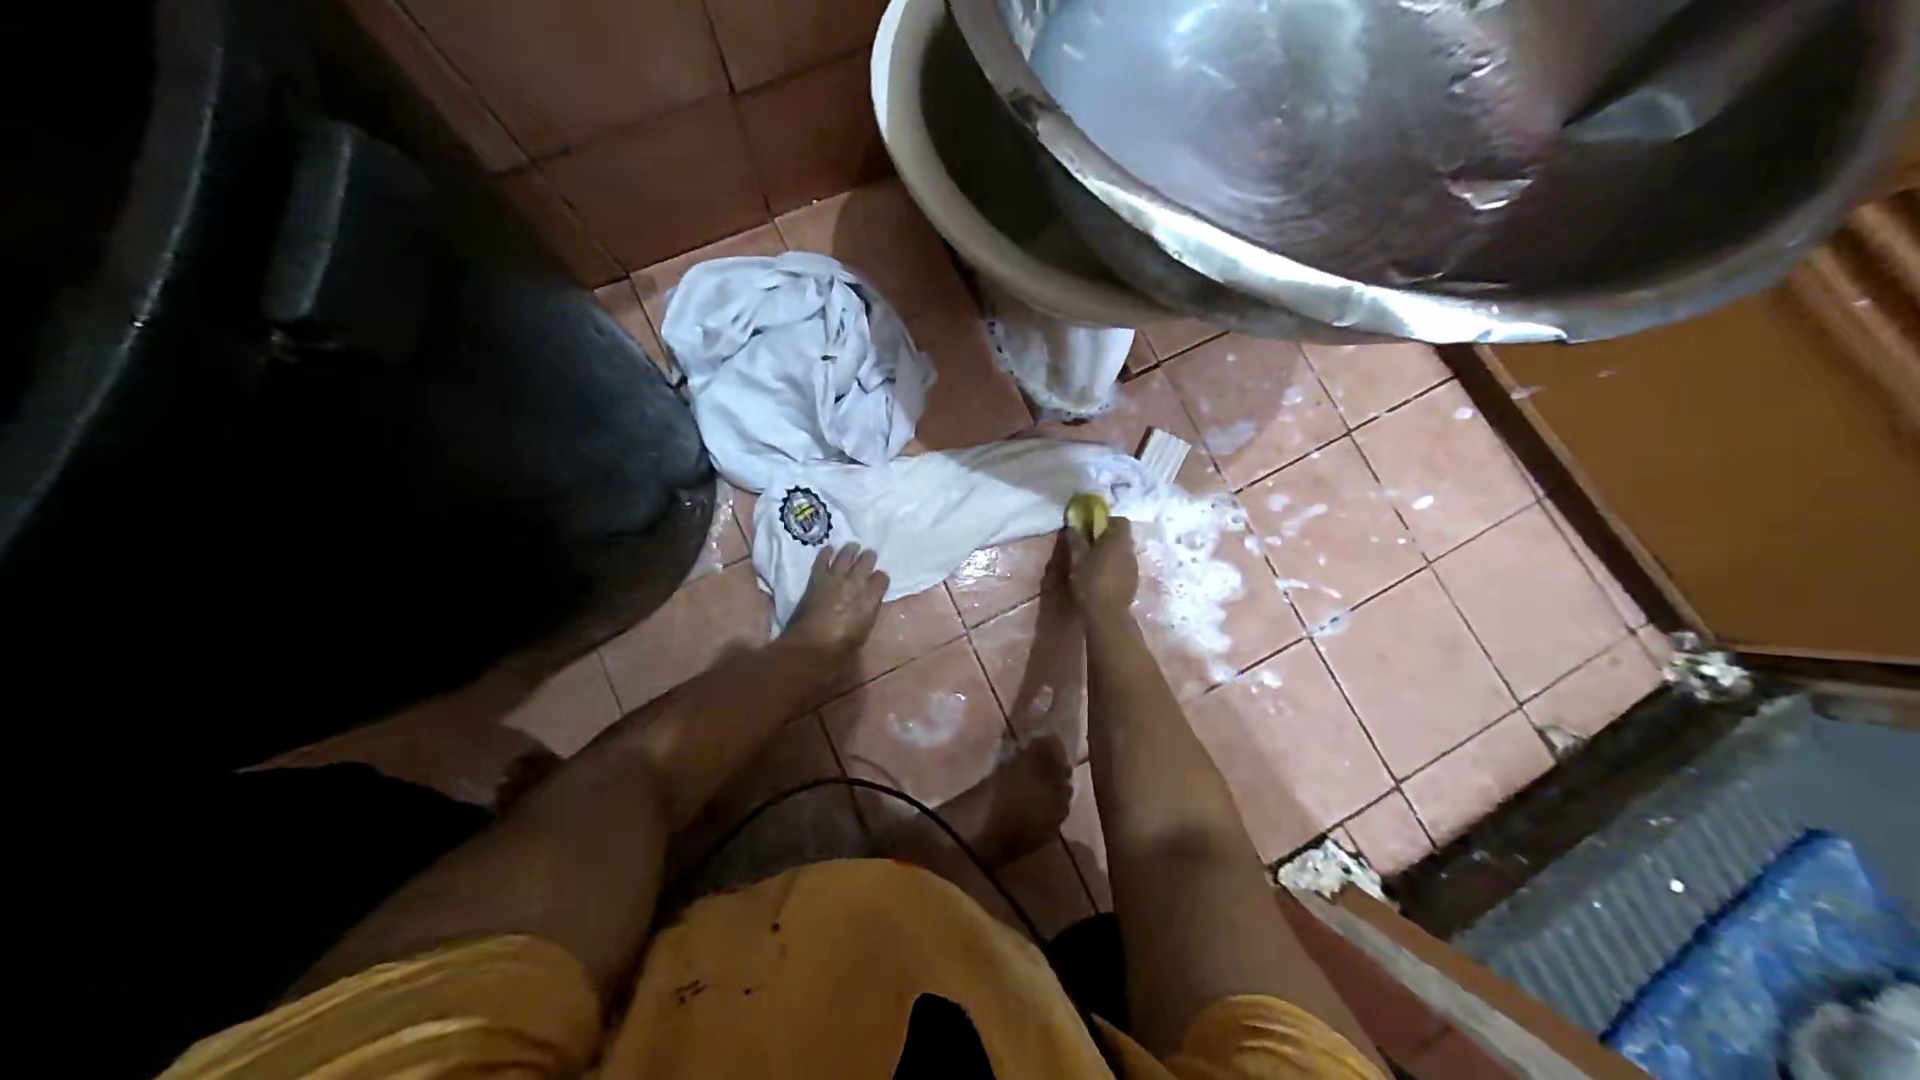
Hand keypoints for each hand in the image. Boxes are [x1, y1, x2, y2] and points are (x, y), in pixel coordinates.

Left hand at [783, 544, 888, 657]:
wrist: (809, 649)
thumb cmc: (840, 650)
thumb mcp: (864, 633)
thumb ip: (868, 613)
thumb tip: (868, 604)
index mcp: (870, 599)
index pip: (881, 578)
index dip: (881, 578)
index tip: (879, 579)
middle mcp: (855, 584)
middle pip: (866, 561)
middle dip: (868, 557)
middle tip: (869, 555)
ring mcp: (834, 579)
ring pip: (846, 555)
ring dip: (850, 550)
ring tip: (853, 546)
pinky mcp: (816, 579)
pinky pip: (822, 560)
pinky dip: (826, 553)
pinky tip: (829, 549)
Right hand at [1067, 516, 1138, 623]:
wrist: (1107, 615)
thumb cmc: (1090, 582)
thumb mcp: (1077, 559)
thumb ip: (1075, 540)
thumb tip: (1073, 526)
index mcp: (1119, 541)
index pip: (1120, 520)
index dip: (1106, 521)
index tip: (1090, 529)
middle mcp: (1131, 551)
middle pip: (1122, 537)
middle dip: (1106, 539)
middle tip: (1088, 547)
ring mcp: (1134, 567)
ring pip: (1123, 553)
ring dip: (1110, 554)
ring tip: (1093, 564)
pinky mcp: (1133, 582)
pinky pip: (1124, 567)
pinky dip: (1114, 568)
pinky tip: (1101, 578)